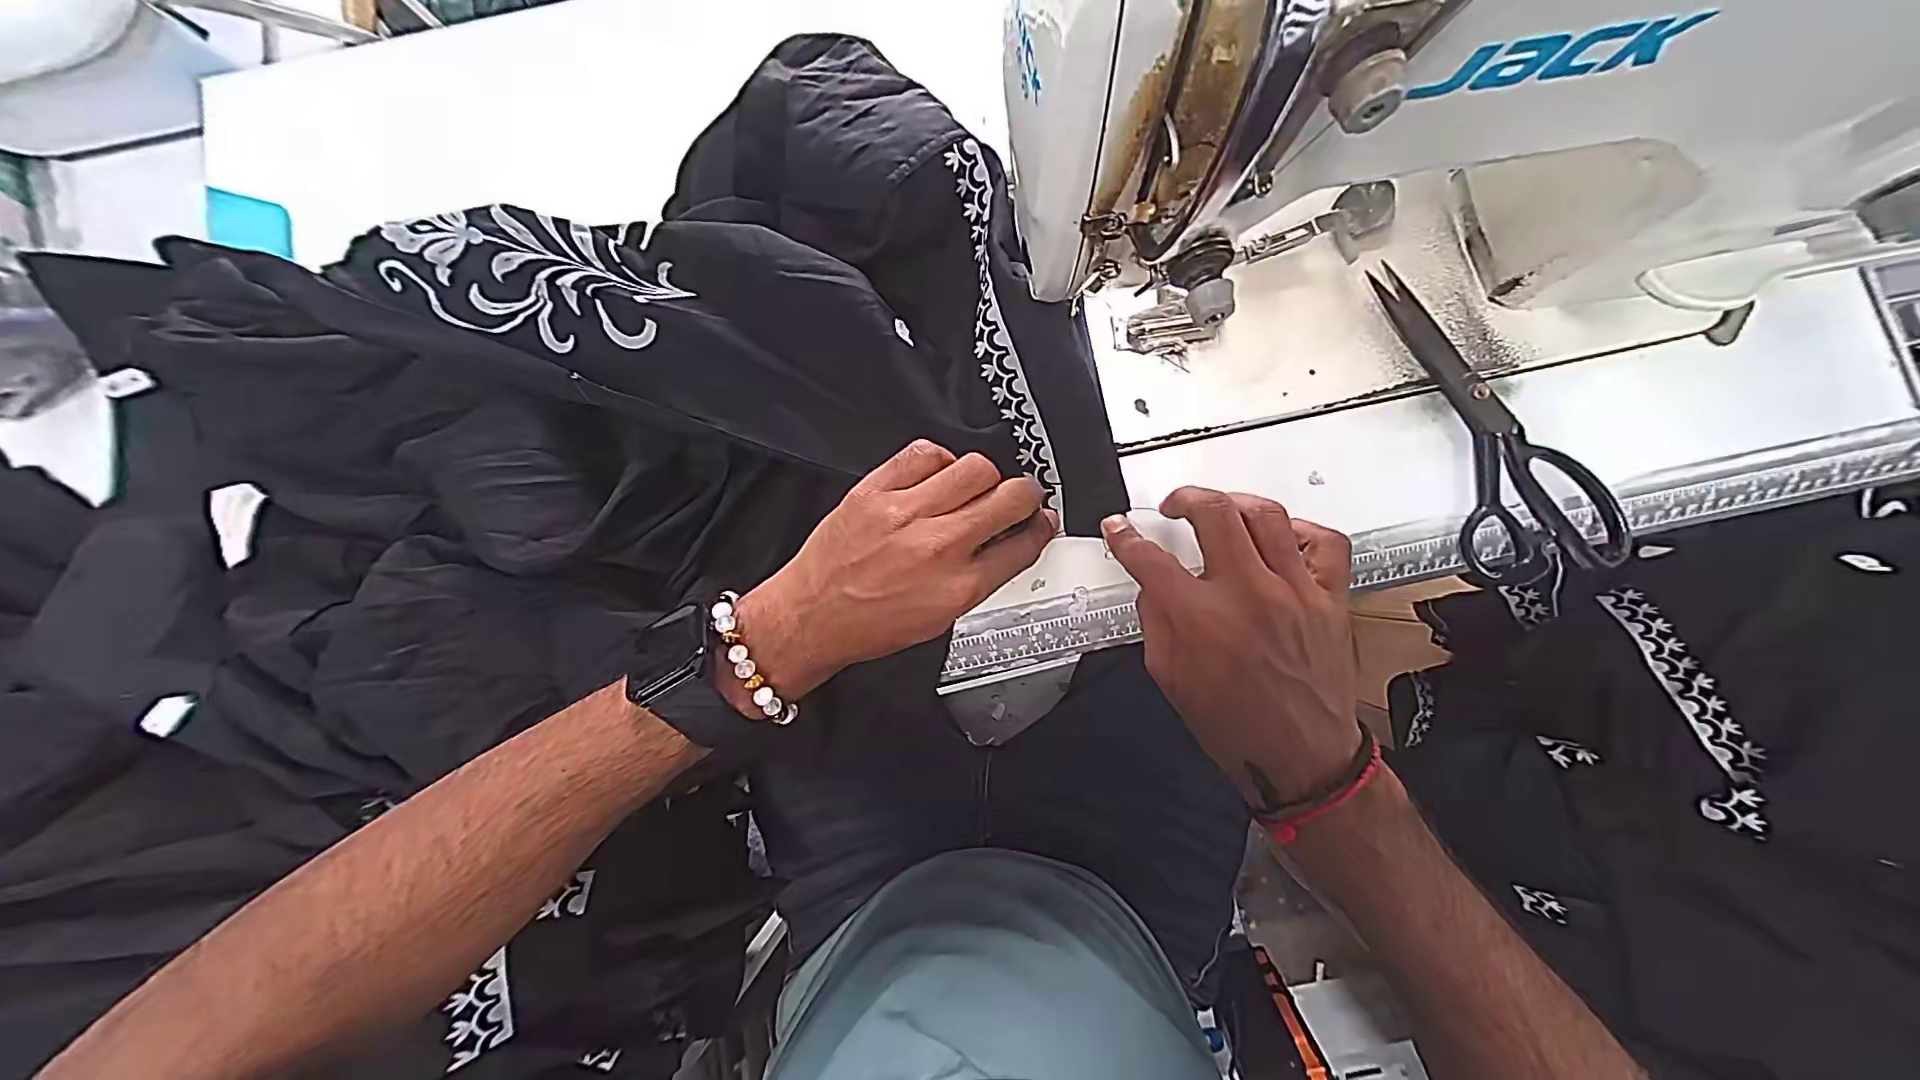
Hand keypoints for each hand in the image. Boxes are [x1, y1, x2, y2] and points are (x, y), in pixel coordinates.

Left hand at [728, 440, 1055, 707]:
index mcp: (958, 587)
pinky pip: (925, 453)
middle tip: (1020, 498)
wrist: (810, 617)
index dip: (1040, 528)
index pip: (1023, 545)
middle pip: (1011, 498)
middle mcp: (937, 547)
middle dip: (1027, 495)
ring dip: (987, 475)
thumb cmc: (868, 625)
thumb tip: (1007, 547)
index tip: (1040, 522)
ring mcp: (905, 514)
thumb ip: (980, 579)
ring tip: (977, 486)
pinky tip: (938, 475)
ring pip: (976, 468)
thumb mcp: (939, 619)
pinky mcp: (874, 491)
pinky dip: (941, 459)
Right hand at [1101, 488, 1360, 806]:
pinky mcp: (1329, 599)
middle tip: (1174, 505)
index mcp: (1200, 620)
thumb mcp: (1171, 678)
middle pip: (1212, 513)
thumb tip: (1152, 588)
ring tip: (1222, 508)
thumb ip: (1156, 624)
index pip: (1149, 558)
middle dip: (1183, 499)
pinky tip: (1281, 534)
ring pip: (1266, 515)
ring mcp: (1294, 593)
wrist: (1302, 758)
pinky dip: (1300, 527)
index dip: (1125, 537)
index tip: (1121, 529)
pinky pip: (1324, 541)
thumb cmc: (1240, 727)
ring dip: (1234, 502)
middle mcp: (1248, 597)